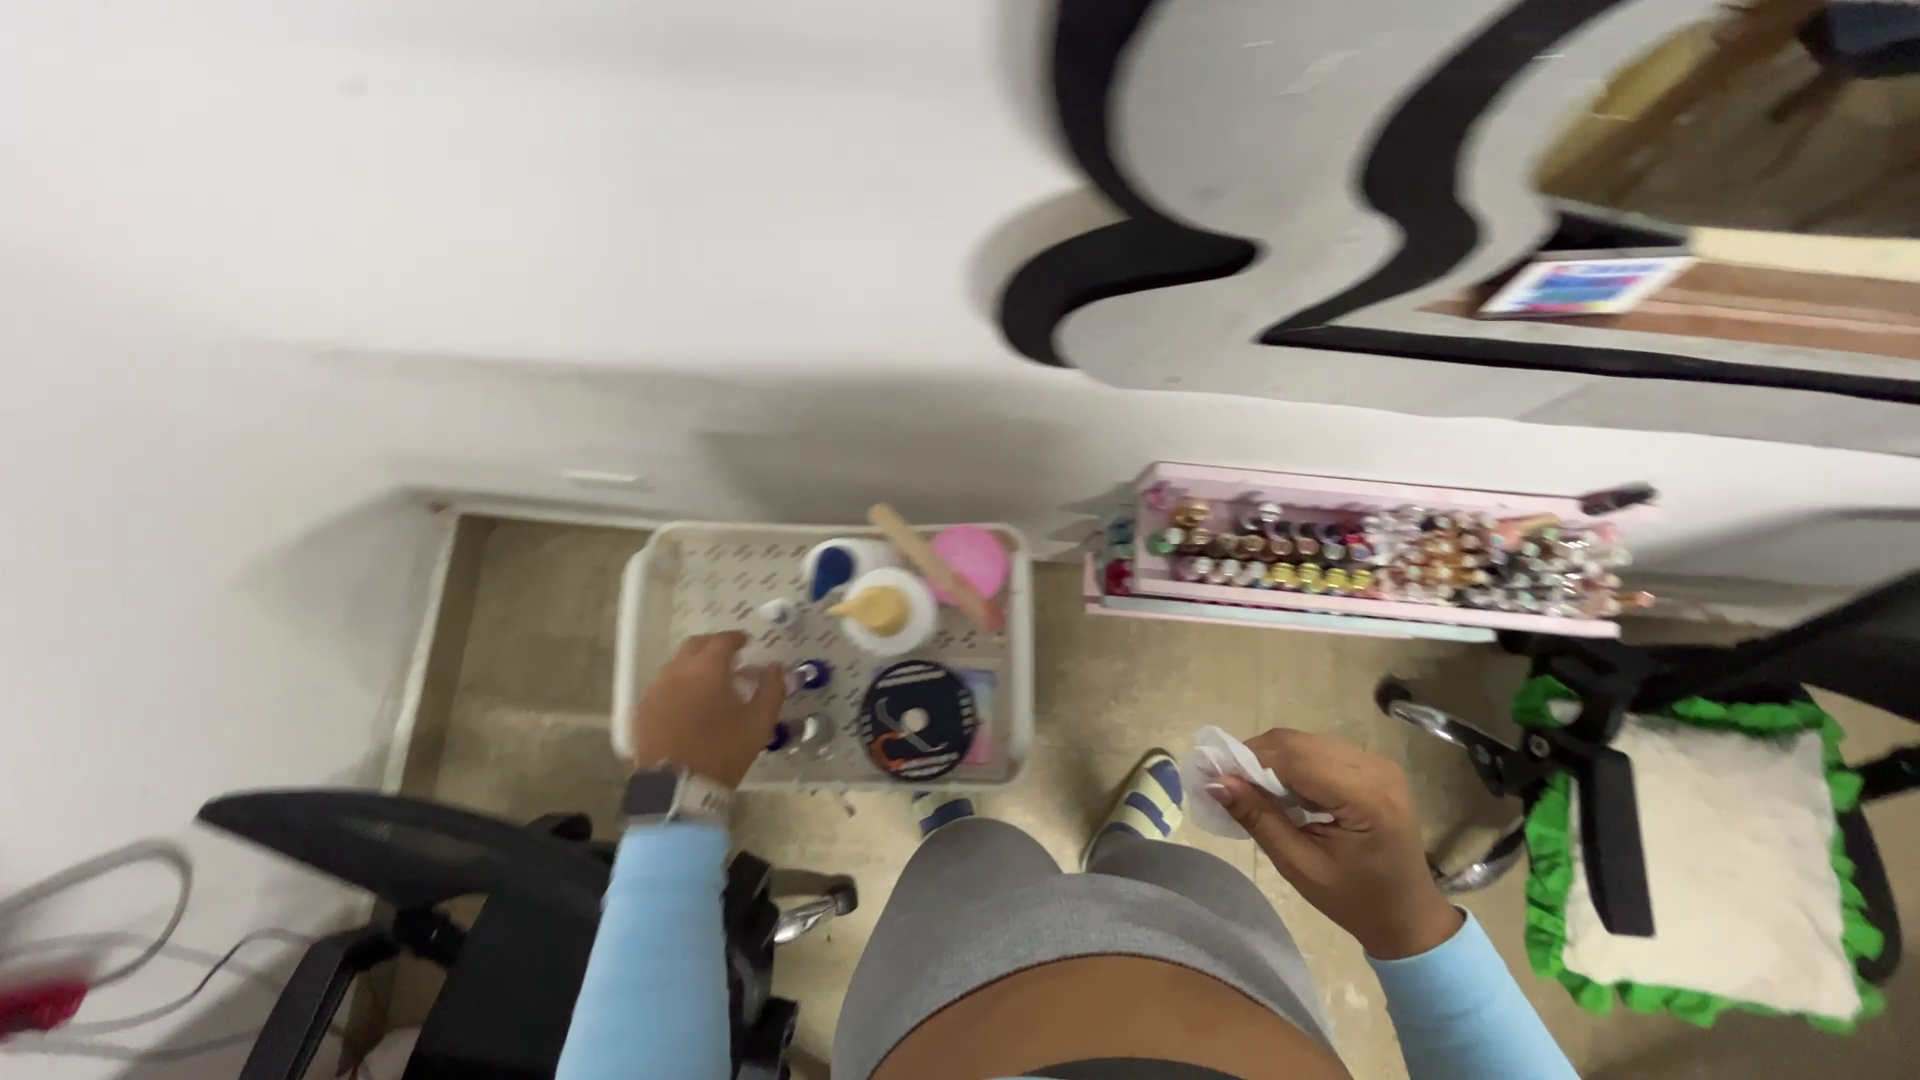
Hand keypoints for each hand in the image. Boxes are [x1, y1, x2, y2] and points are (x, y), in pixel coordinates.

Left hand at [627, 631, 784, 788]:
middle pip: (695, 646)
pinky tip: (687, 703)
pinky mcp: (641, 710)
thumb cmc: (724, 751)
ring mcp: (655, 690)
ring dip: (694, 666)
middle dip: (713, 646)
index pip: (722, 641)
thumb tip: (775, 667)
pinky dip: (677, 685)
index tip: (747, 644)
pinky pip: (662, 686)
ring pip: (676, 665)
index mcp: (707, 669)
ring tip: (709, 683)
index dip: (737, 639)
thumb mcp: (759, 723)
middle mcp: (676, 671)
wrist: (678, 788)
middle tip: (729, 658)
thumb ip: (772, 689)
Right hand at [1208, 728, 1463, 958]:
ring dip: (1271, 759)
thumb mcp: (1300, 867)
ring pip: (1305, 742)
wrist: (1408, 915)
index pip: (1294, 758)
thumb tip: (1216, 782)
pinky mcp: (1373, 765)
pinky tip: (1282, 790)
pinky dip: (1291, 763)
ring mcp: (1377, 763)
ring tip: (1252, 789)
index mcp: (1366, 798)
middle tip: (1227, 783)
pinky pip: (1319, 749)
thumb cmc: (1355, 900)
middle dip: (1255, 757)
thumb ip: (1259, 819)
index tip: (1214, 776)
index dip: (1248, 760)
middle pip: (1298, 743)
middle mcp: (1376, 768)